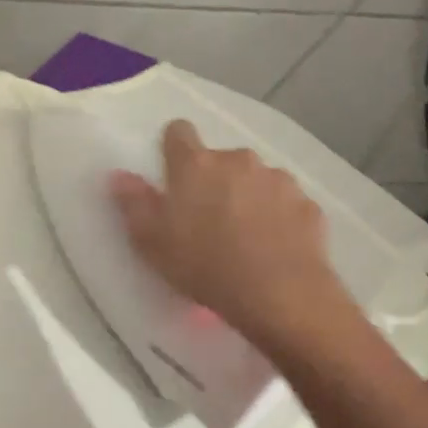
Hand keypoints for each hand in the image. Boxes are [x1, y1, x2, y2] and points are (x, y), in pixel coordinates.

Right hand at [112, 119, 359, 350]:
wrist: (278, 294)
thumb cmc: (203, 265)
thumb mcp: (152, 242)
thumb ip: (134, 203)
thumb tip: (119, 174)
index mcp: (195, 165)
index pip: (179, 132)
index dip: (174, 149)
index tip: (173, 175)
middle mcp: (238, 160)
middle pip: (220, 160)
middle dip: (214, 181)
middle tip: (207, 221)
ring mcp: (278, 179)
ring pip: (256, 180)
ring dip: (247, 197)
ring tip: (244, 238)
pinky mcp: (307, 204)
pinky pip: (285, 204)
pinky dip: (278, 218)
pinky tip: (273, 248)